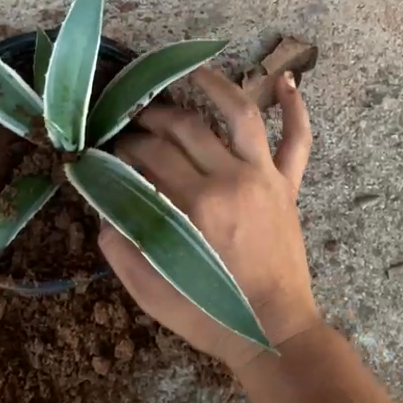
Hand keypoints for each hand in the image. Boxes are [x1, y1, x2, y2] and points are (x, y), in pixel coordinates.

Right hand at [100, 66, 319, 371]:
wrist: (274, 332)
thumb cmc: (212, 314)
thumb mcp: (153, 292)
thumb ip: (123, 250)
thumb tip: (104, 210)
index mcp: (196, 205)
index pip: (150, 157)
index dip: (124, 148)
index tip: (110, 148)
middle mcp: (232, 179)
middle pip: (186, 130)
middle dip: (154, 119)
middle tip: (136, 120)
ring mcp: (265, 178)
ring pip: (241, 115)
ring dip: (217, 86)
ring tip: (194, 70)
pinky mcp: (288, 185)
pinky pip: (298, 139)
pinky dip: (295, 108)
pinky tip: (285, 81)